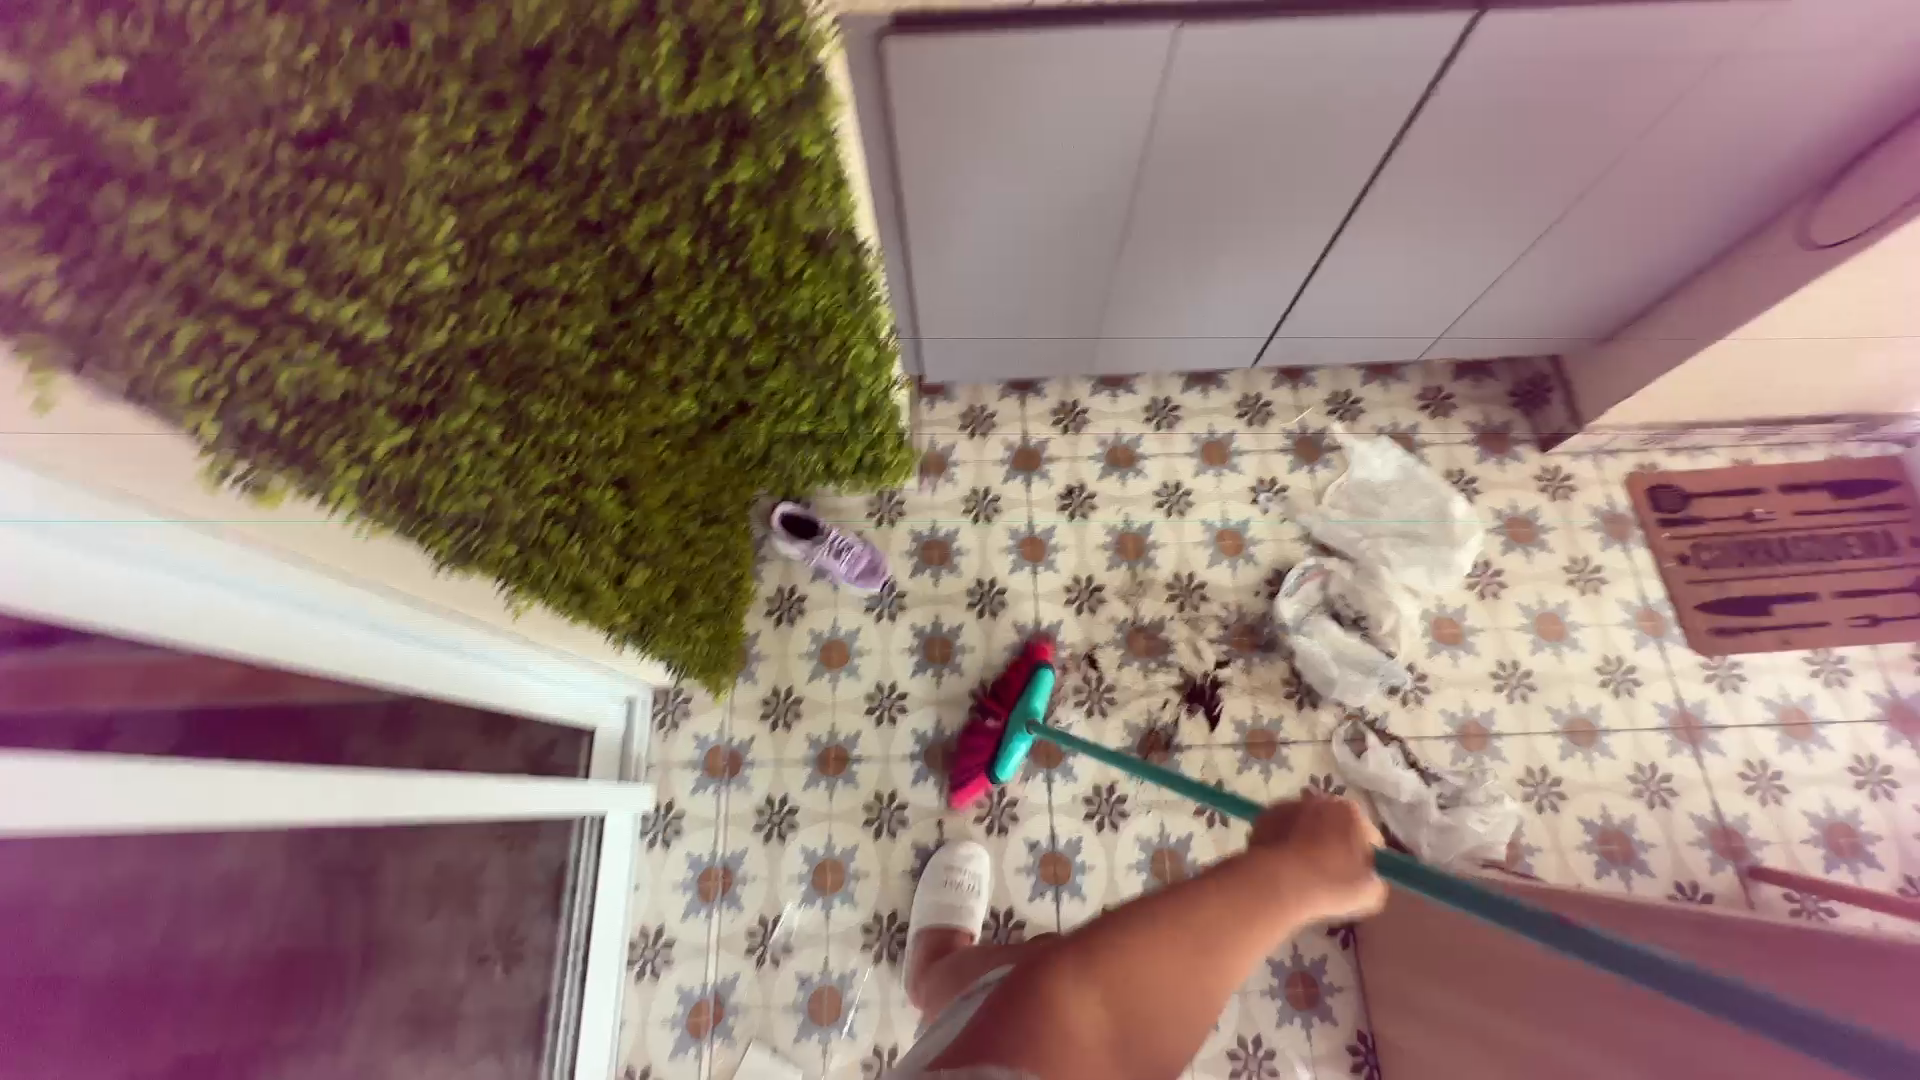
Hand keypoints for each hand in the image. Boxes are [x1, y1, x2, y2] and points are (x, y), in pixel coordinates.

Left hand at [1250, 792, 1387, 921]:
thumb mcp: (1371, 892)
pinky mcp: (1266, 815)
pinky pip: (1282, 828)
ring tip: (1303, 868)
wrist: (1279, 881)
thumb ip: (1374, 877)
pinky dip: (1285, 840)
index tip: (1359, 875)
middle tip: (1331, 871)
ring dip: (1308, 838)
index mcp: (1352, 813)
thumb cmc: (1331, 885)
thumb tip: (1367, 876)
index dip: (1367, 857)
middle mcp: (1321, 800)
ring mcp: (1289, 805)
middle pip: (1335, 824)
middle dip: (1335, 842)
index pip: (1369, 836)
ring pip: (1306, 824)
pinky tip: (1284, 862)